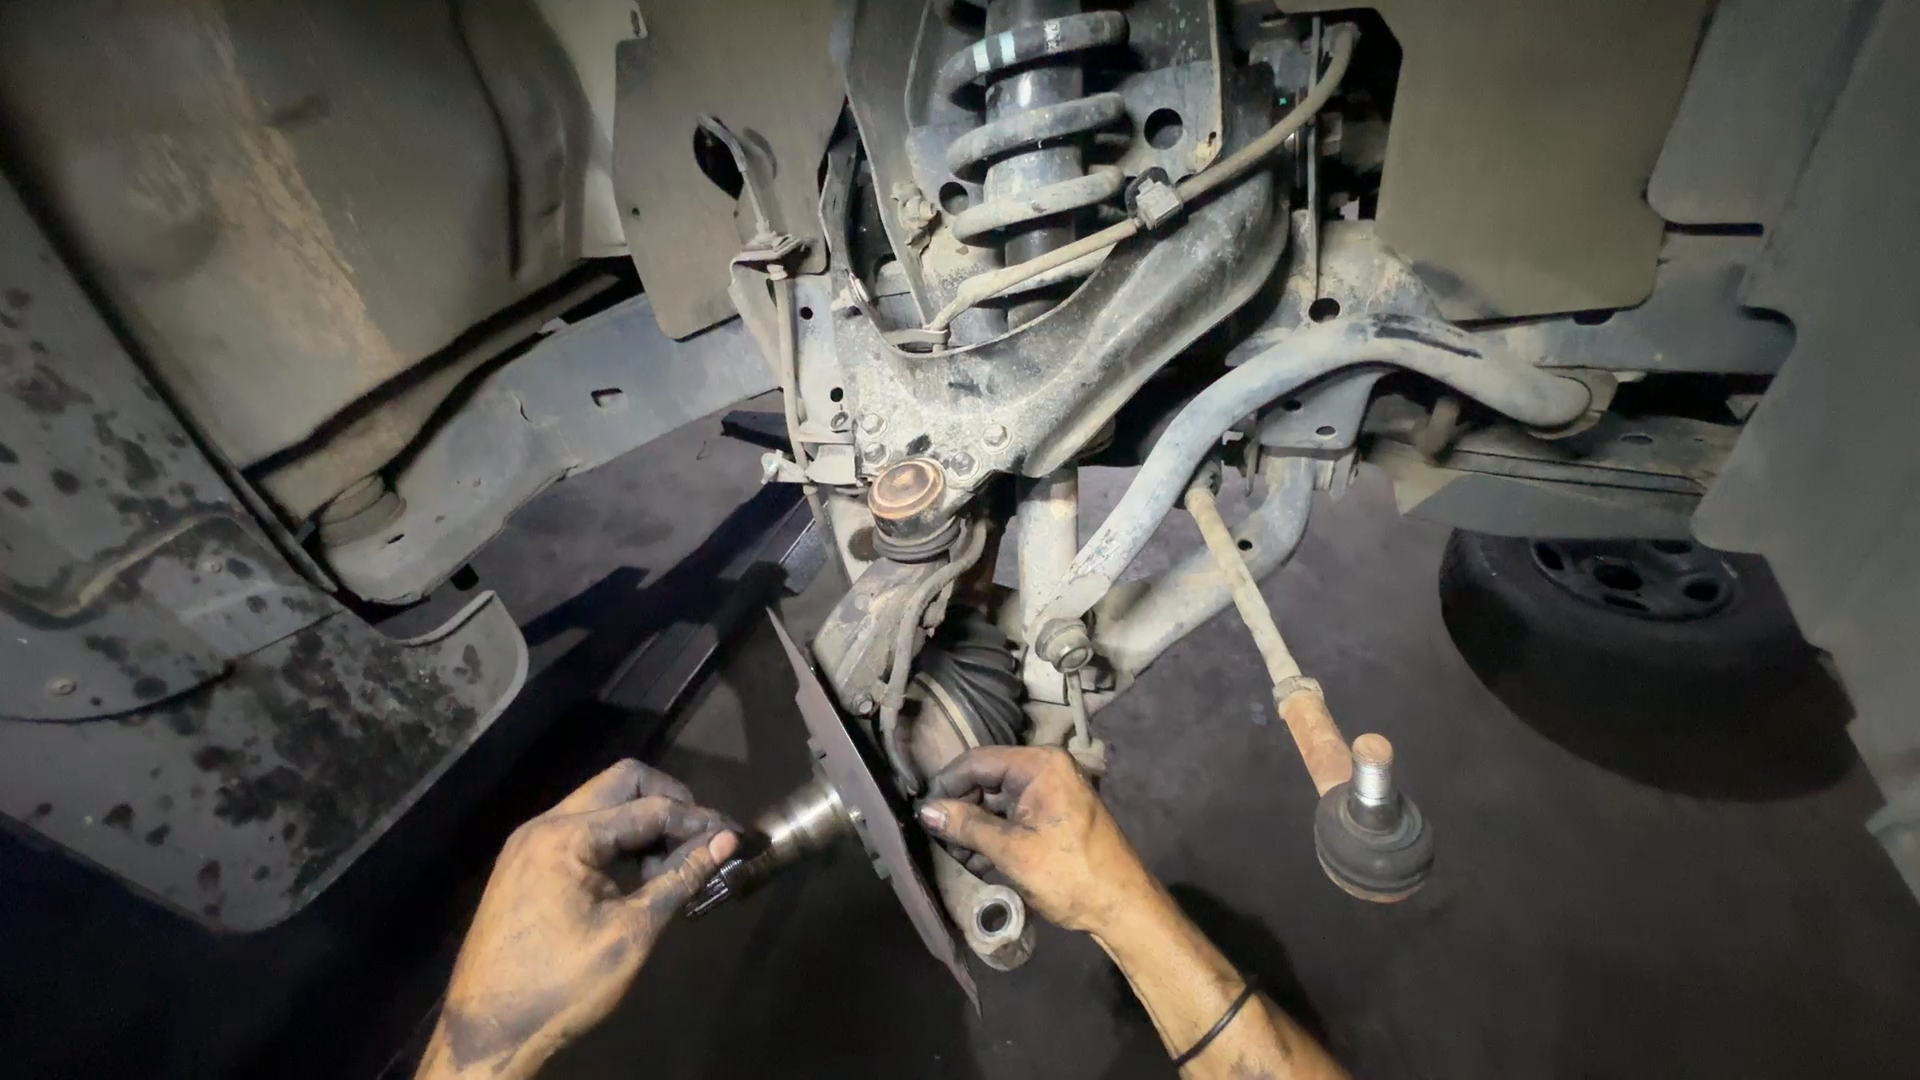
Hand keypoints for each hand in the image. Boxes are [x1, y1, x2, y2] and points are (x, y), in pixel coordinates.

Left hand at [416, 760, 737, 1079]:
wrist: (483, 1040)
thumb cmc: (561, 987)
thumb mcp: (632, 933)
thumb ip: (680, 877)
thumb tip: (727, 841)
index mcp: (566, 837)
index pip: (650, 808)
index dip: (697, 821)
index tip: (731, 837)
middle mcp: (545, 824)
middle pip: (625, 782)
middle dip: (670, 802)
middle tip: (698, 837)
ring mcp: (532, 841)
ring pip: (605, 800)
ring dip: (645, 818)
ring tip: (669, 863)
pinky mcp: (528, 860)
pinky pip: (586, 825)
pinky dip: (620, 836)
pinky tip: (637, 873)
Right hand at [917, 746, 1154, 932]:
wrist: (1124, 906)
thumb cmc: (1070, 874)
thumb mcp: (1012, 851)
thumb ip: (967, 826)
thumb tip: (925, 809)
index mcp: (1040, 764)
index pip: (978, 761)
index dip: (946, 784)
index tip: (922, 810)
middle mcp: (1046, 767)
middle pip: (987, 778)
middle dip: (960, 808)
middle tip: (936, 838)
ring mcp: (1051, 789)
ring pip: (997, 798)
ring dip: (974, 825)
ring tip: (951, 854)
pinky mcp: (1053, 811)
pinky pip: (1013, 812)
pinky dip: (993, 832)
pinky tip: (974, 858)